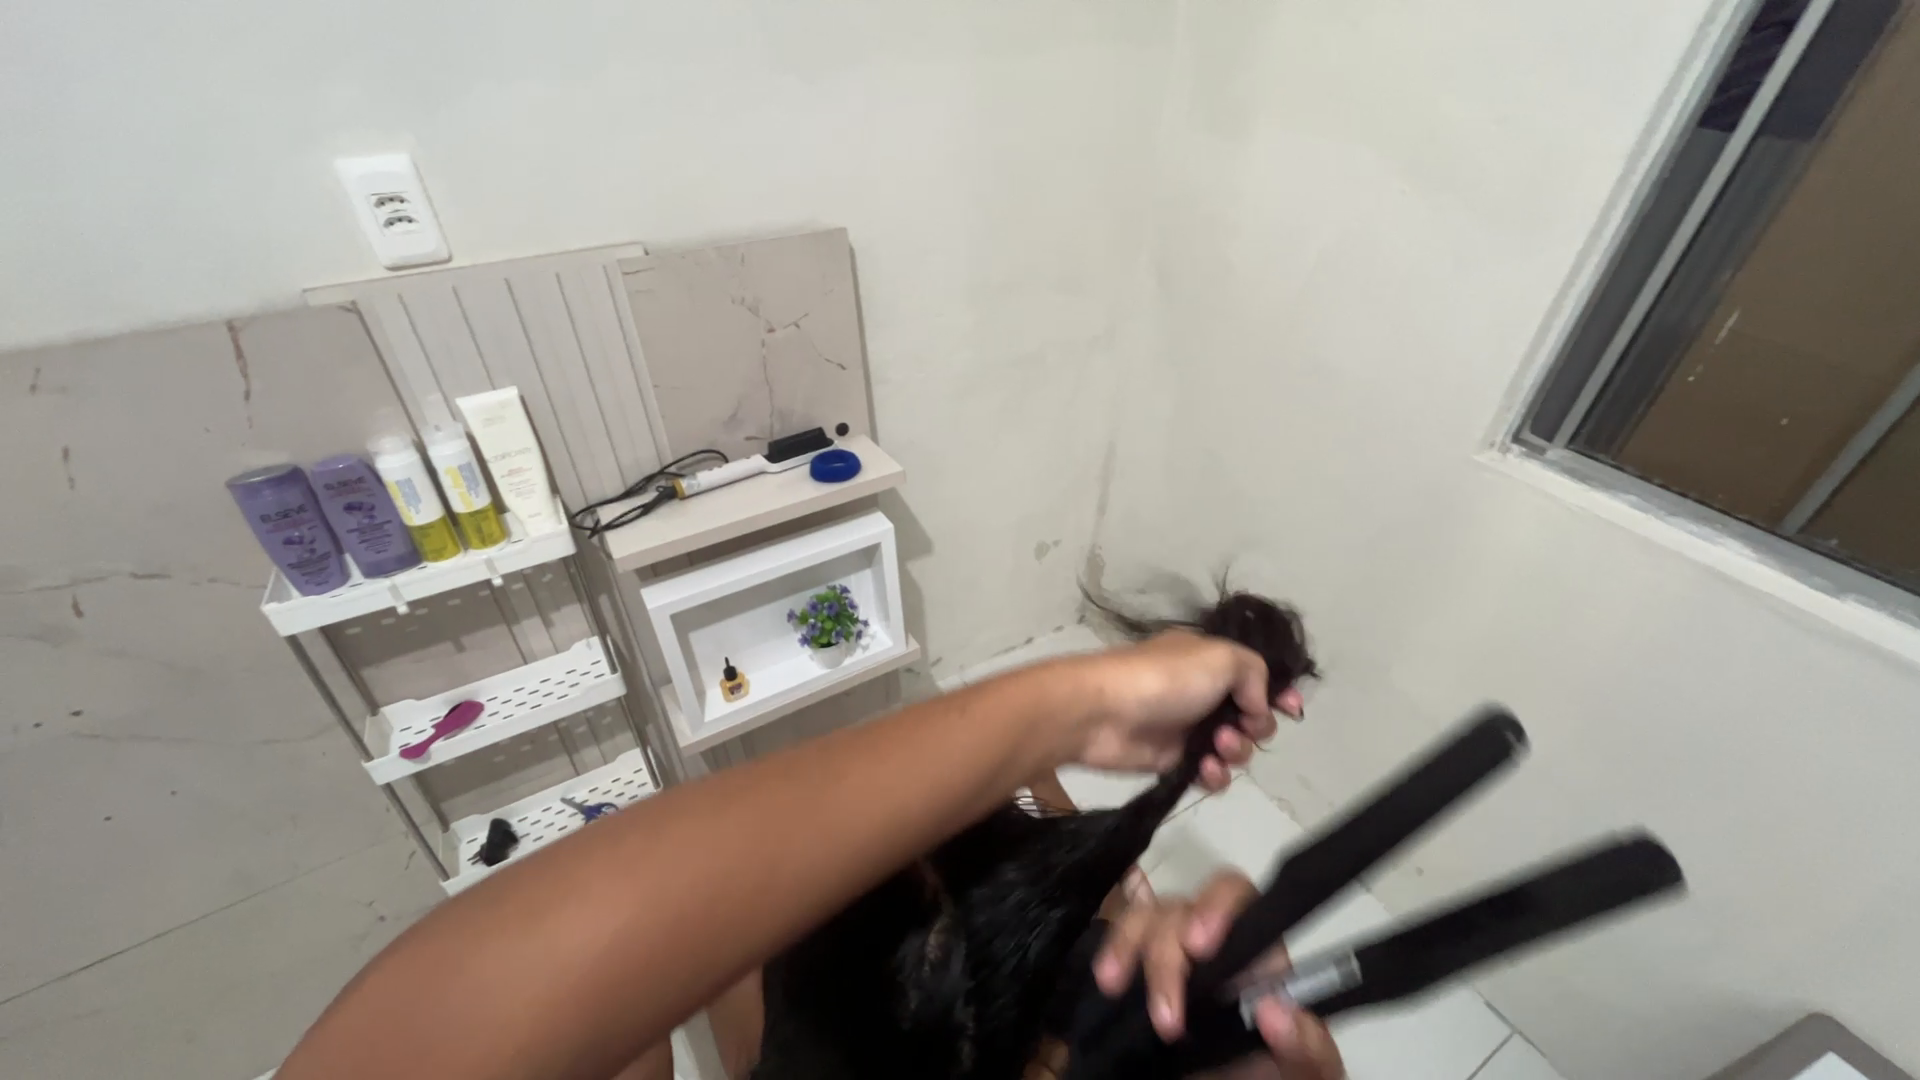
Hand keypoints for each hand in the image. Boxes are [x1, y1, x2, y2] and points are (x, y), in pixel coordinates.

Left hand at [1062, 632, 1304, 790]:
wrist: (1101, 713)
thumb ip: (1255, 673)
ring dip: (1237, 751)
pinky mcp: (1172, 760)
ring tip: (1218, 748)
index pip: (1254, 676)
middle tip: (1244, 726)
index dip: (1276, 693)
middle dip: (1258, 725)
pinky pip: (1210, 773)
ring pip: (1234, 748)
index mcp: (1207, 660)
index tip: (1291, 708)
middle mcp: (1199, 691)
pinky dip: (1215, 775)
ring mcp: (1185, 727)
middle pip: (1250, 715)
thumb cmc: (1162, 678)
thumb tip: (1257, 705)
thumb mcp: (1220, 655)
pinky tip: (1205, 769)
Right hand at [1094, 871, 1343, 1079]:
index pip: (1235, 894)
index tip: (1199, 945)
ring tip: (1113, 984)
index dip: (1214, 905)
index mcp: (1255, 949)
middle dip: (1164, 954)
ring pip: (1143, 916)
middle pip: (1178, 908)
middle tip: (1166, 1020)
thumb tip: (1274, 1010)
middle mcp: (1211, 938)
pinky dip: (1110, 951)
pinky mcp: (1143, 971)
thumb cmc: (1279, 1074)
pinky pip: (1122, 940)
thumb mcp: (1306, 1070)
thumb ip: (1305, 1044)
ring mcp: (1174, 951)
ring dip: (1127, 945)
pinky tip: (1106, 978)